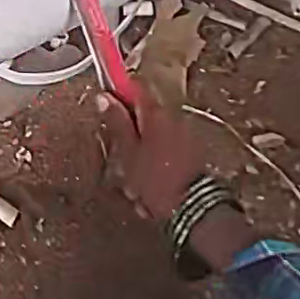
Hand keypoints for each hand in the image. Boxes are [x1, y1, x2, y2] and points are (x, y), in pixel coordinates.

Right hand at [96, 88, 200, 221]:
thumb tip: (104, 96)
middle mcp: (172, 120)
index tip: (105, 105)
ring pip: (150, 137)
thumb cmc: (156, 180)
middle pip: (142, 114)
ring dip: (138, 153)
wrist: (195, 212)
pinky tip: (146, 191)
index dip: (118, 91)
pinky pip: (163, 154)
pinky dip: (152, 167)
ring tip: (132, 181)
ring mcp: (183, 138)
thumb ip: (117, 121)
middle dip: (127, 131)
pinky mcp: (189, 158)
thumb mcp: (128, 150)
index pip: (134, 85)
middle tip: (117, 153)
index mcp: (155, 113)